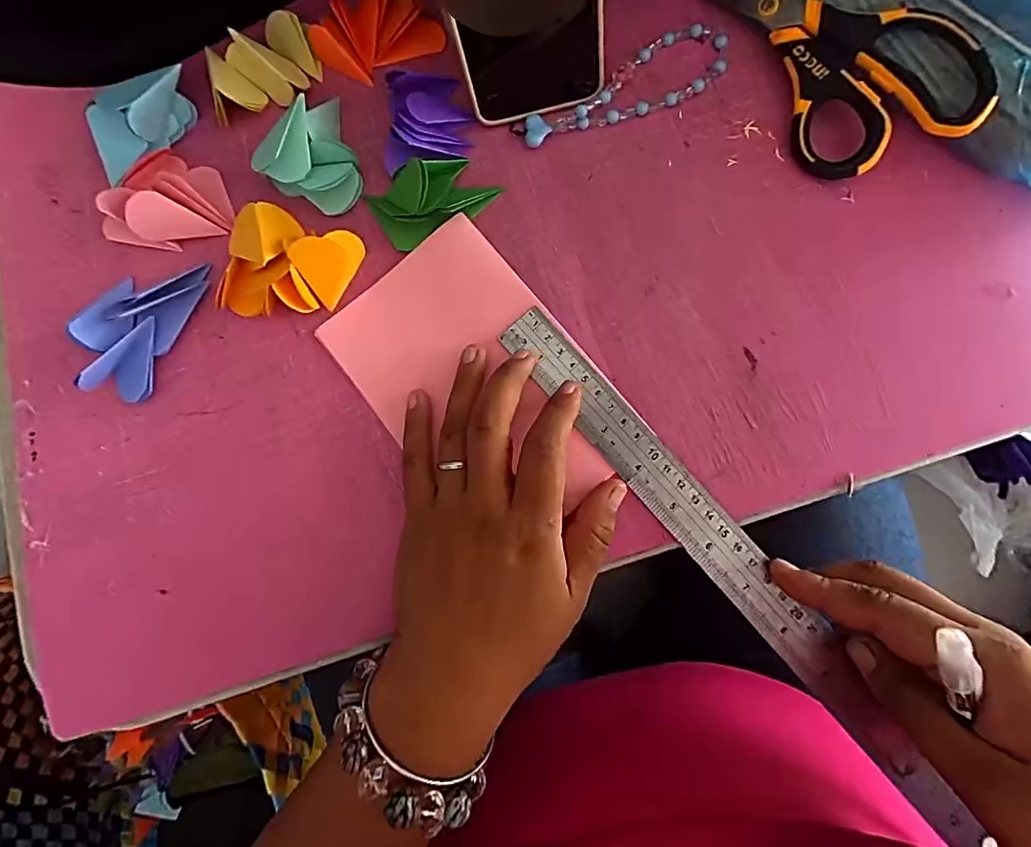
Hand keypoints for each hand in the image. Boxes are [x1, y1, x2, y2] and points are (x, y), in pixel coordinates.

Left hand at [370, 346, 627, 777]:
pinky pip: (414, 465)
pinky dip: (415, 428)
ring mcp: (446, 512)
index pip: (545, 452)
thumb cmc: (519, 638)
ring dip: (465, 390)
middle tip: (522, 355)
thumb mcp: (571, 596)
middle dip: (509, 383)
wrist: (448, 677)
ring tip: (475, 354)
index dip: (559, 413)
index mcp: (530, 529)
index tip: (570, 387)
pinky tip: (419, 396)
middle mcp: (486, 510)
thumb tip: (616, 485)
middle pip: (494, 430)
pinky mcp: (416, 520)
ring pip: (454, 437)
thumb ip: (593, 536)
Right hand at [770, 561, 1030, 846]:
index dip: (823, 588)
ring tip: (821, 635)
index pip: (882, 607)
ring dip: (861, 613)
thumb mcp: (985, 782)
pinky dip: (889, 641)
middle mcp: (987, 639)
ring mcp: (997, 653)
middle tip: (787, 595)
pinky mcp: (1002, 674)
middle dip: (836, 584)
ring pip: (910, 611)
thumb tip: (856, 651)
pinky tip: (876, 668)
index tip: (776, 572)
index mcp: (983, 656)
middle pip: (894, 589)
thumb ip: (912, 709)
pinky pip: (930, 640)